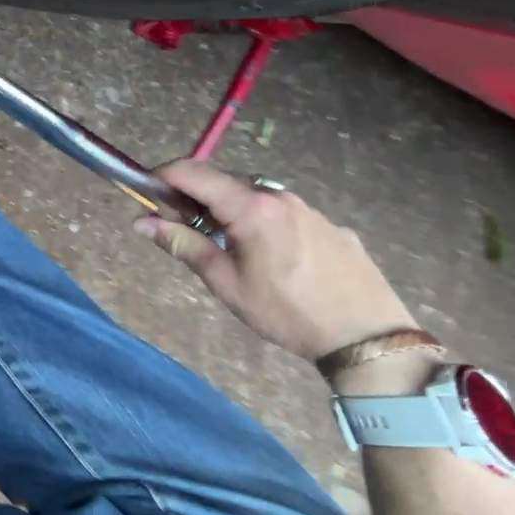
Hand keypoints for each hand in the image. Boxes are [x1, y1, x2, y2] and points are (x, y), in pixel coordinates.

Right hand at [134, 161, 415, 363]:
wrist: (373, 343)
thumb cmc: (287, 312)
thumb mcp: (225, 282)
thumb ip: (182, 244)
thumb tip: (141, 221)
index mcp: (250, 206)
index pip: (192, 171)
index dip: (163, 177)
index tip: (149, 195)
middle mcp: (280, 197)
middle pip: (223, 180)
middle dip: (195, 195)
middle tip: (184, 226)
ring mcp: (312, 211)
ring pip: (256, 196)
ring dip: (231, 209)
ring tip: (230, 245)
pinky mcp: (335, 229)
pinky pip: (287, 214)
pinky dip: (265, 222)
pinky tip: (274, 258)